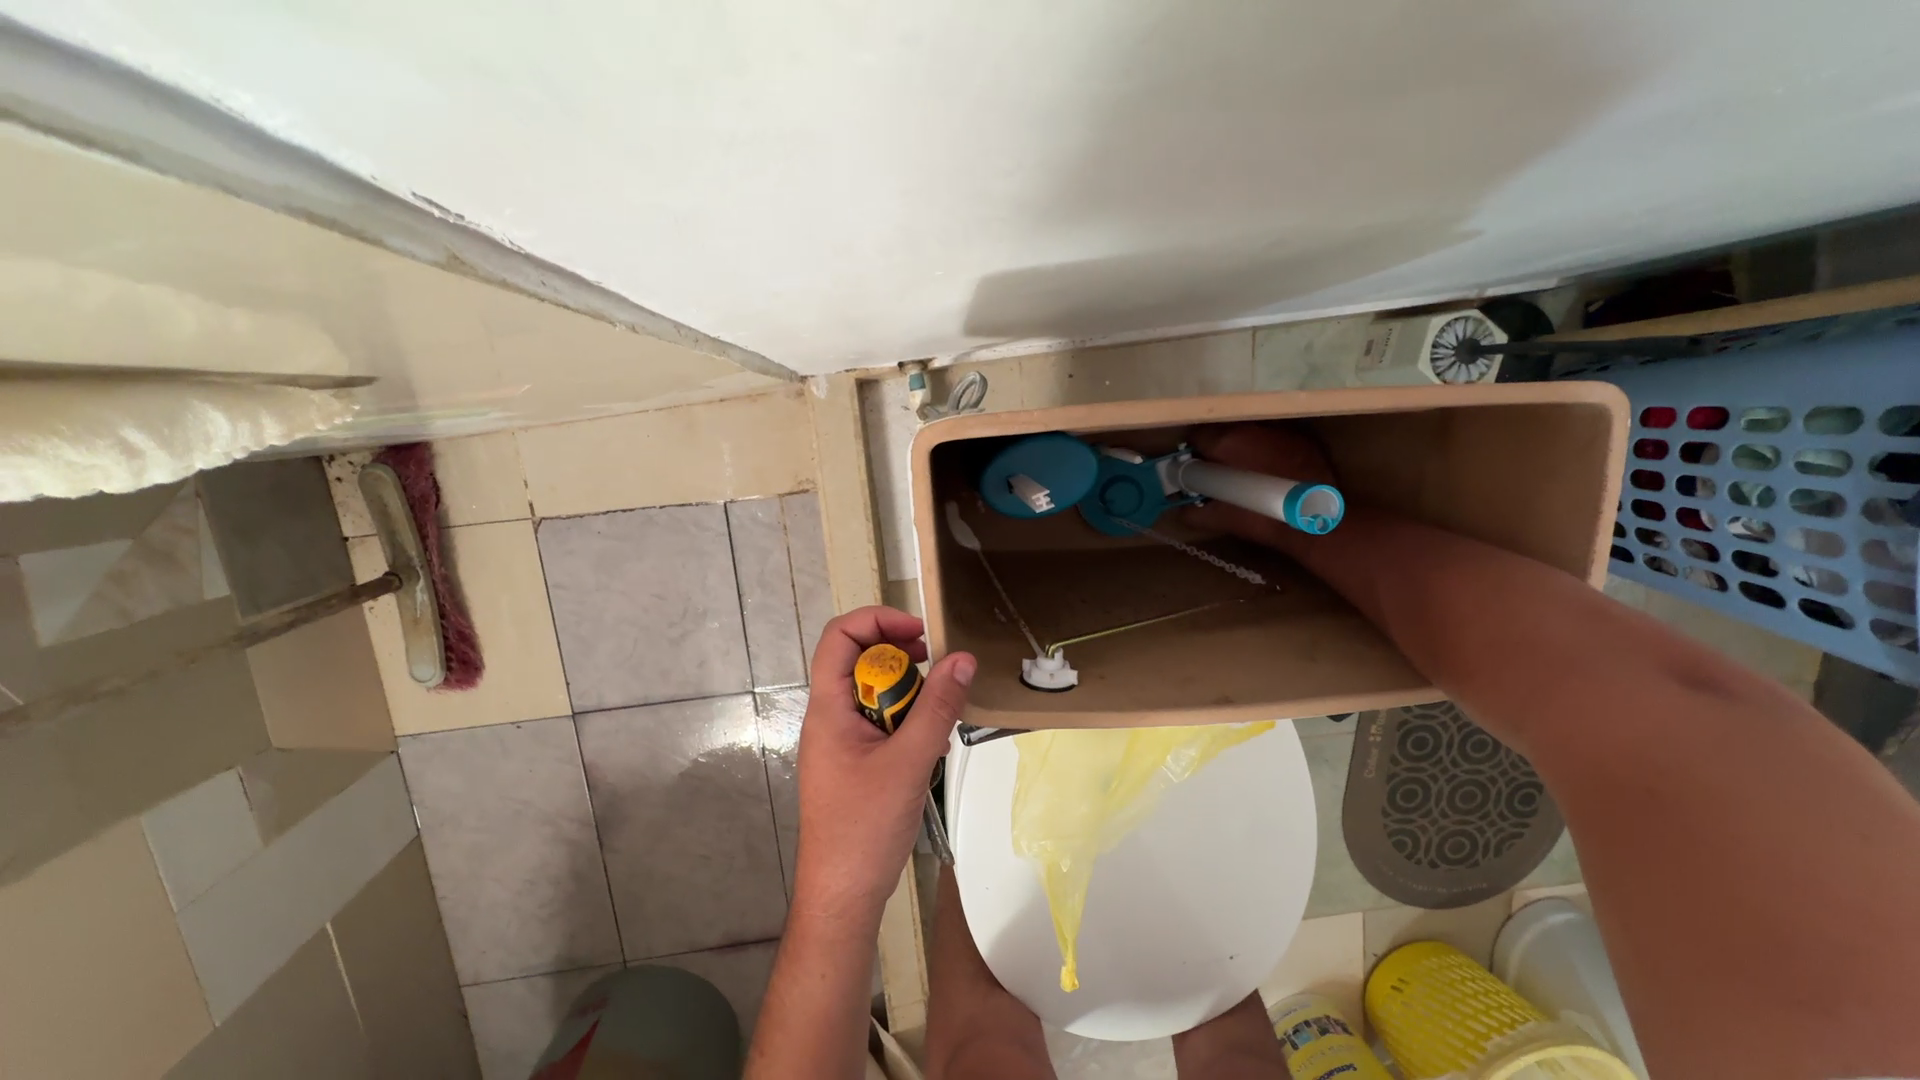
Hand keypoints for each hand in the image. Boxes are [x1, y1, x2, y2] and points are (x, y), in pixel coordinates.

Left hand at [792, 606, 975, 922]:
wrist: (842, 895)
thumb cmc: (865, 827)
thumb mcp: (909, 763)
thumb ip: (937, 709)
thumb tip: (963, 659)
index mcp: (828, 708)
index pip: (840, 637)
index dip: (878, 621)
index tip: (920, 634)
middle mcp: (830, 717)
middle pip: (859, 660)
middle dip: (901, 656)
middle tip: (939, 668)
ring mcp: (842, 741)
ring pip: (874, 692)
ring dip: (909, 692)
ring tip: (940, 712)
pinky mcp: (856, 763)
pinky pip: (881, 722)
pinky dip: (907, 721)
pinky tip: (930, 745)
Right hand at [1183, 422, 1336, 548]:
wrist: (1315, 520)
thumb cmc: (1263, 518)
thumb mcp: (1222, 519)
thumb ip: (1194, 514)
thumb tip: (1180, 512)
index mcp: (1226, 443)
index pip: (1196, 436)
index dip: (1191, 454)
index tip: (1194, 470)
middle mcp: (1251, 429)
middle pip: (1222, 431)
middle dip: (1216, 449)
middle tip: (1218, 473)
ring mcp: (1279, 431)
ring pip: (1249, 433)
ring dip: (1241, 447)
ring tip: (1246, 471)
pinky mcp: (1301, 439)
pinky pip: (1273, 439)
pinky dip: (1267, 450)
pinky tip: (1272, 470)